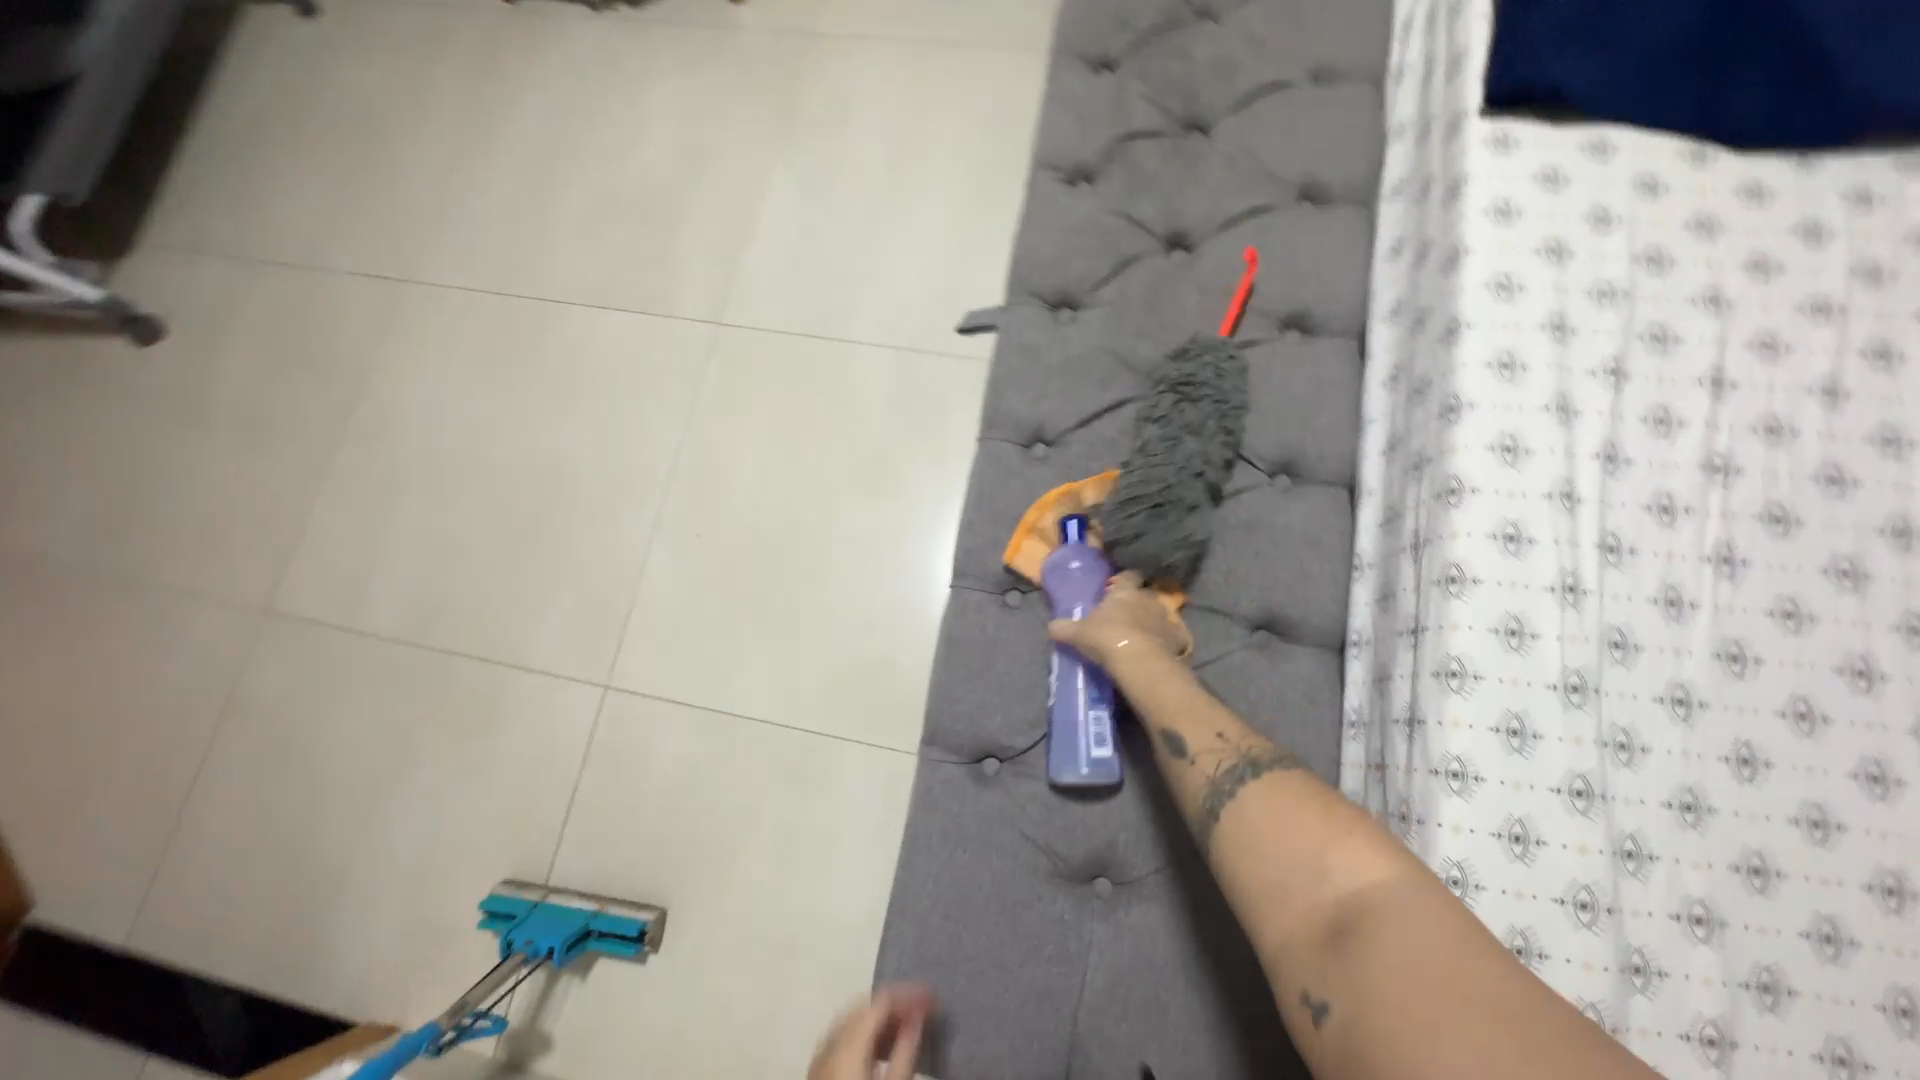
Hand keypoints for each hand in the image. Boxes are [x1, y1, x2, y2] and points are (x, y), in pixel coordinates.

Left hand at [807, 985, 932, 1079]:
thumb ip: (906, 1050)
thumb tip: (919, 1017)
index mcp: (848, 1043)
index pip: (881, 1001)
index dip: (909, 995)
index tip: (934, 1001)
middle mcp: (830, 1042)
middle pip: (864, 1007)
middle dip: (894, 1005)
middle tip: (923, 1012)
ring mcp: (820, 1057)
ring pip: (852, 1021)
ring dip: (880, 1019)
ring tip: (909, 1028)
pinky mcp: (819, 1072)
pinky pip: (844, 1038)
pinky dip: (865, 1035)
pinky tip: (883, 1049)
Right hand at [1047, 571, 1186, 668]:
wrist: (1138, 661)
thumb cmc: (1105, 638)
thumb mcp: (1077, 633)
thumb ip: (1064, 628)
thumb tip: (1051, 626)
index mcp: (1125, 592)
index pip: (1128, 576)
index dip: (1123, 580)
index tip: (1116, 587)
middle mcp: (1148, 599)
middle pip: (1145, 594)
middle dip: (1138, 602)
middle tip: (1125, 616)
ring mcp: (1166, 619)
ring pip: (1160, 614)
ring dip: (1152, 622)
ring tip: (1141, 636)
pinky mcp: (1177, 639)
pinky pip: (1173, 637)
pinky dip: (1167, 642)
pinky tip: (1160, 651)